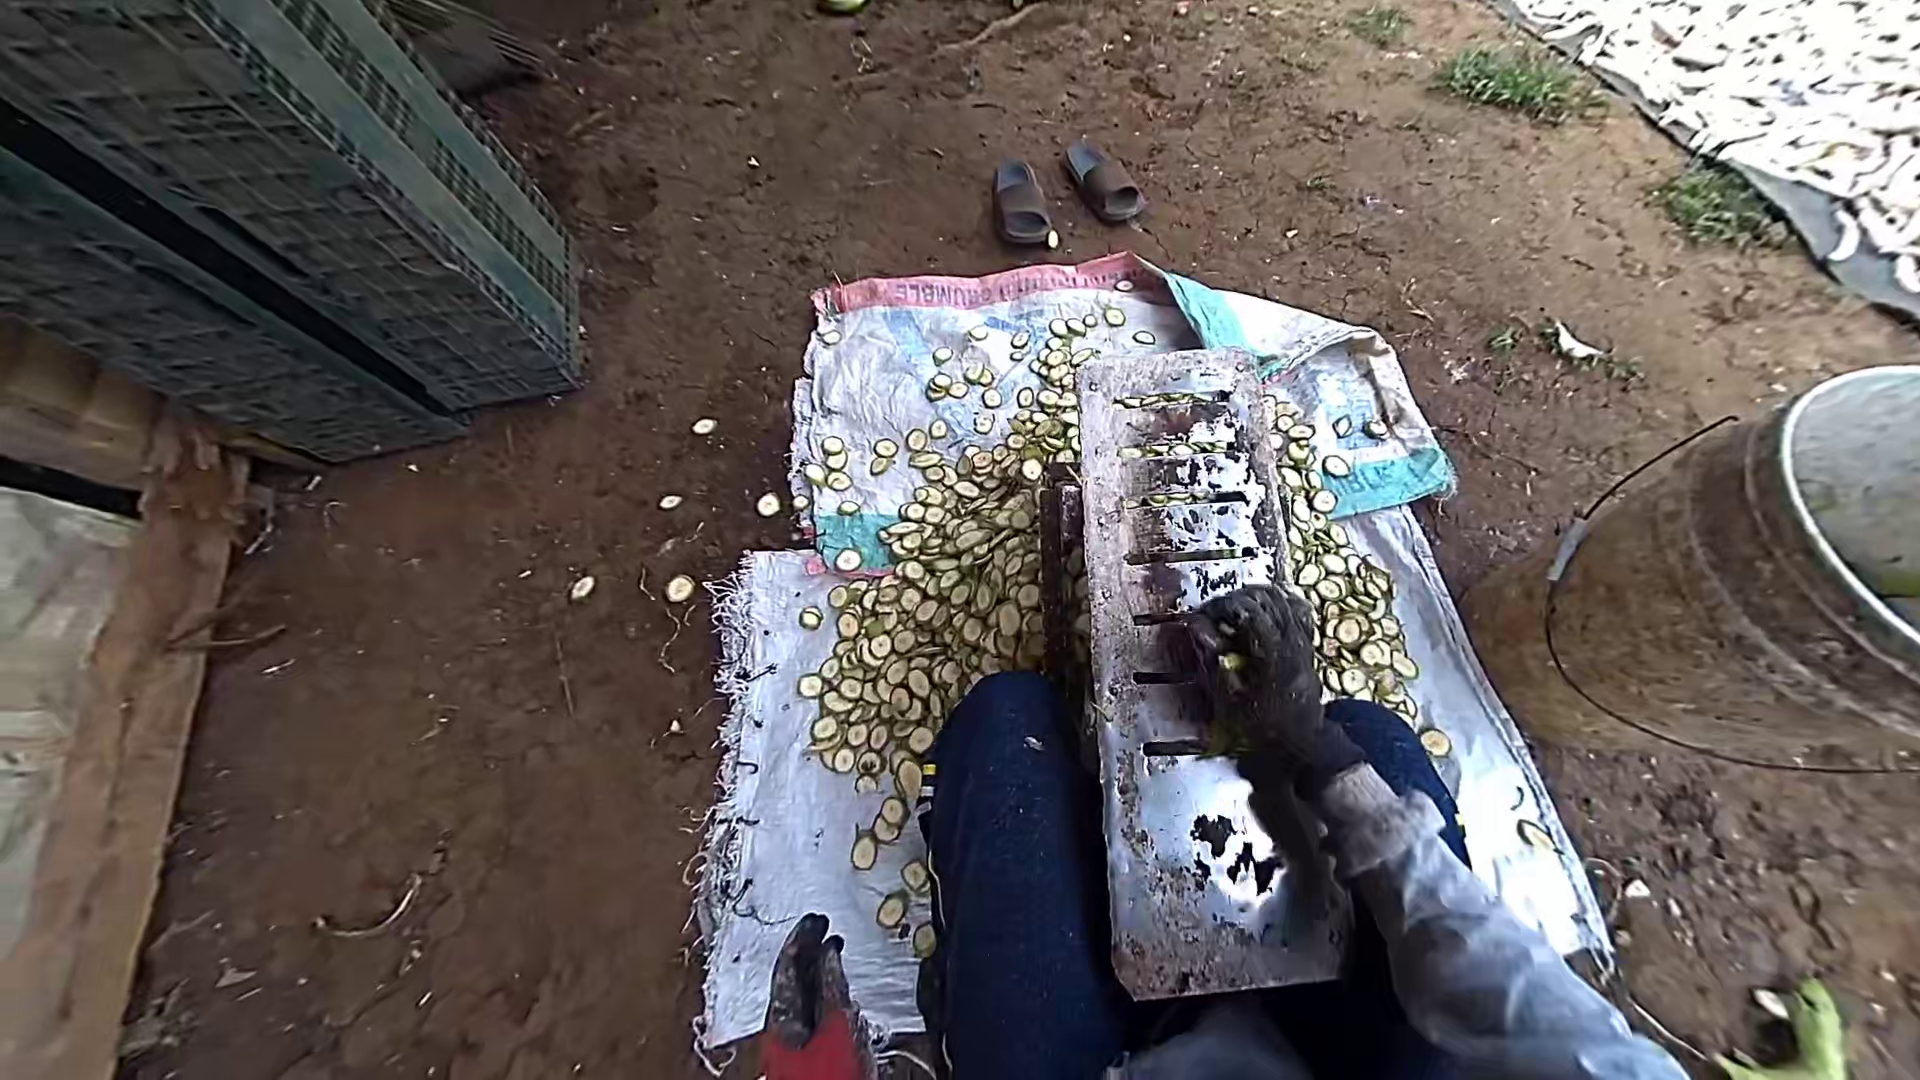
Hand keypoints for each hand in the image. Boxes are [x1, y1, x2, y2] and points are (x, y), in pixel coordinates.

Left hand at [762, 914, 874, 1079]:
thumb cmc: (828, 1073)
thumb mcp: (837, 1023)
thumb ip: (833, 985)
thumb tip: (829, 951)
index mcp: (782, 1015)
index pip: (786, 964)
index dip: (800, 937)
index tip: (814, 918)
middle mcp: (783, 1023)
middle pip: (792, 976)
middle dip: (807, 949)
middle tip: (822, 925)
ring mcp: (793, 1036)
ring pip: (802, 990)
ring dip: (816, 966)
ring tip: (832, 947)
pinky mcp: (806, 1046)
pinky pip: (811, 1006)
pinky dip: (822, 987)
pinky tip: (835, 982)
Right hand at [1187, 585, 1359, 793]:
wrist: (1301, 743)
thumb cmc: (1261, 725)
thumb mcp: (1229, 698)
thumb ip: (1213, 659)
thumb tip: (1195, 627)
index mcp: (1272, 655)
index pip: (1249, 610)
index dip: (1223, 605)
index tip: (1204, 614)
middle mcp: (1292, 642)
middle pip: (1267, 598)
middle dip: (1237, 598)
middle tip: (1216, 611)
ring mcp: (1303, 642)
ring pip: (1284, 599)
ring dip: (1256, 596)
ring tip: (1235, 608)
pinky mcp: (1307, 645)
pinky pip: (1298, 610)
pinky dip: (1280, 601)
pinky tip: (1263, 607)